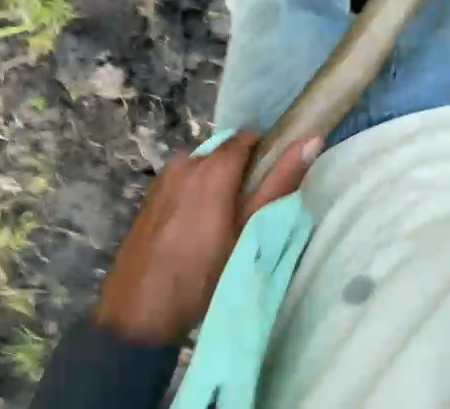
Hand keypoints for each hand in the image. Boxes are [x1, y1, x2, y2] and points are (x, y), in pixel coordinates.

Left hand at [93, 130, 320, 343]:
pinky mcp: (147, 199)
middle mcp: (185, 162)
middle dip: (237, 171)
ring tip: (219, 222)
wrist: (138, 313)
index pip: (246, 137)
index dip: (262, 154)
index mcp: (213, 166)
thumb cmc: (202, 272)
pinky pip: (180, 182)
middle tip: (245, 209)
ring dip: (213, 182)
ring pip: (200, 167)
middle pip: (222, 151)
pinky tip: (192, 230)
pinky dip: (192, 194)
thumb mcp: (249, 229)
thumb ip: (280, 181)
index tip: (268, 182)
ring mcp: (162, 180)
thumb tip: (311, 139)